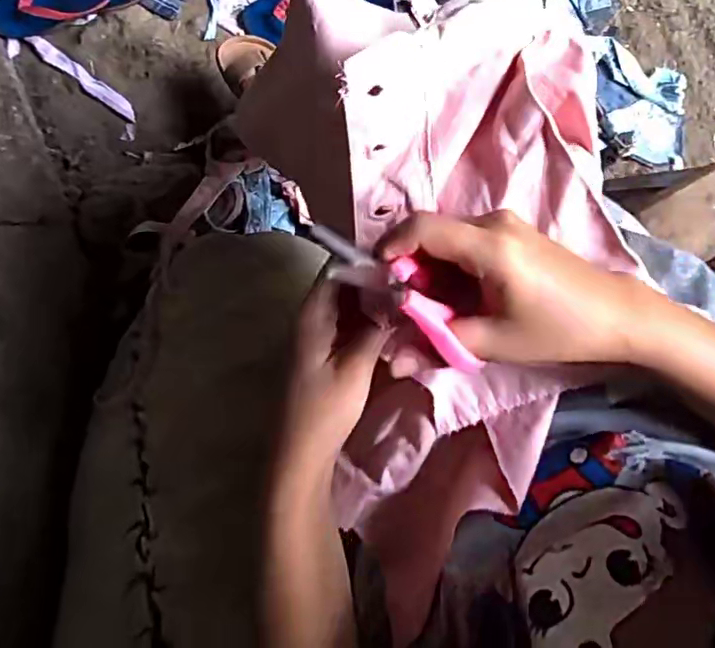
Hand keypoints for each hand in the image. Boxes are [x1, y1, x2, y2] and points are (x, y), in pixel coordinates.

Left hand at [275, 272, 391, 478]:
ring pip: (350, 301)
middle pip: (345, 281)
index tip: (400, 256)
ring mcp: (319, 333)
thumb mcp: (357, 365)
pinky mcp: (327, 349)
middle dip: (376, 277)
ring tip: (410, 292)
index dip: (368, 258)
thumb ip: (379, 325)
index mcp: (313, 313)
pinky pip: (351, 319)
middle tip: (413, 275)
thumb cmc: (325, 410)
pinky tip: (396, 319)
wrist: (301, 457)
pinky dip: (371, 315)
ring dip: (375, 297)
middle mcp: (312, 316)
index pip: (338, 266)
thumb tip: (403, 292)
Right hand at [376, 211, 662, 371]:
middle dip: (410, 265)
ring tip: (432, 308)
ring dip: (431, 268)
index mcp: (489, 243)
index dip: (391, 247)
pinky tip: (459, 297)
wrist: (614, 313)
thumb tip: (392, 359)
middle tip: (404, 306)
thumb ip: (438, 343)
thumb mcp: (495, 341)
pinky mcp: (513, 232)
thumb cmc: (558, 329)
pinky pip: (468, 241)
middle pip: (433, 231)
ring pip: (449, 236)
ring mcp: (506, 223)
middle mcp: (494, 221)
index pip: (422, 227)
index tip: (378, 279)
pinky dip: (452, 265)